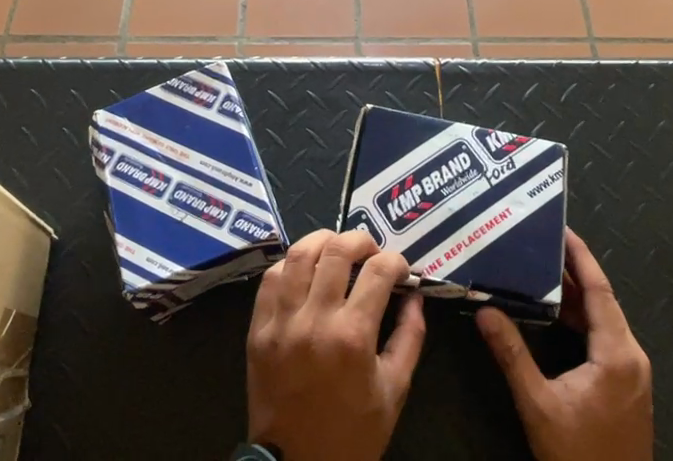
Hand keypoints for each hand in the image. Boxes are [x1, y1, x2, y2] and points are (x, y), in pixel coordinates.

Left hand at [246, 229, 426, 460]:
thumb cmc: (353, 432)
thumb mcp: (394, 390)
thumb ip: (409, 337)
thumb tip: (414, 297)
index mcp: (353, 335)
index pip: (378, 271)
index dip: (396, 261)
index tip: (400, 270)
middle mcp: (314, 319)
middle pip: (336, 250)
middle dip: (361, 240)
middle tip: (371, 251)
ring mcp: (281, 321)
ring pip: (298, 254)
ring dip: (322, 242)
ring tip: (337, 249)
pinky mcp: (257, 329)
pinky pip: (270, 279)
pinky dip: (290, 264)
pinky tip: (304, 269)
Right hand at [476, 229, 653, 460]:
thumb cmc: (577, 454)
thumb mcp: (538, 404)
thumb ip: (512, 354)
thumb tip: (484, 310)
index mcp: (617, 353)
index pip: (599, 290)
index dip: (580, 256)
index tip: (560, 228)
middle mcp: (632, 356)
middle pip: (602, 302)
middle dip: (571, 273)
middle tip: (537, 246)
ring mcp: (633, 374)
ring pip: (603, 322)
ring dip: (574, 299)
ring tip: (538, 274)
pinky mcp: (628, 388)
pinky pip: (605, 340)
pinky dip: (580, 322)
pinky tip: (553, 318)